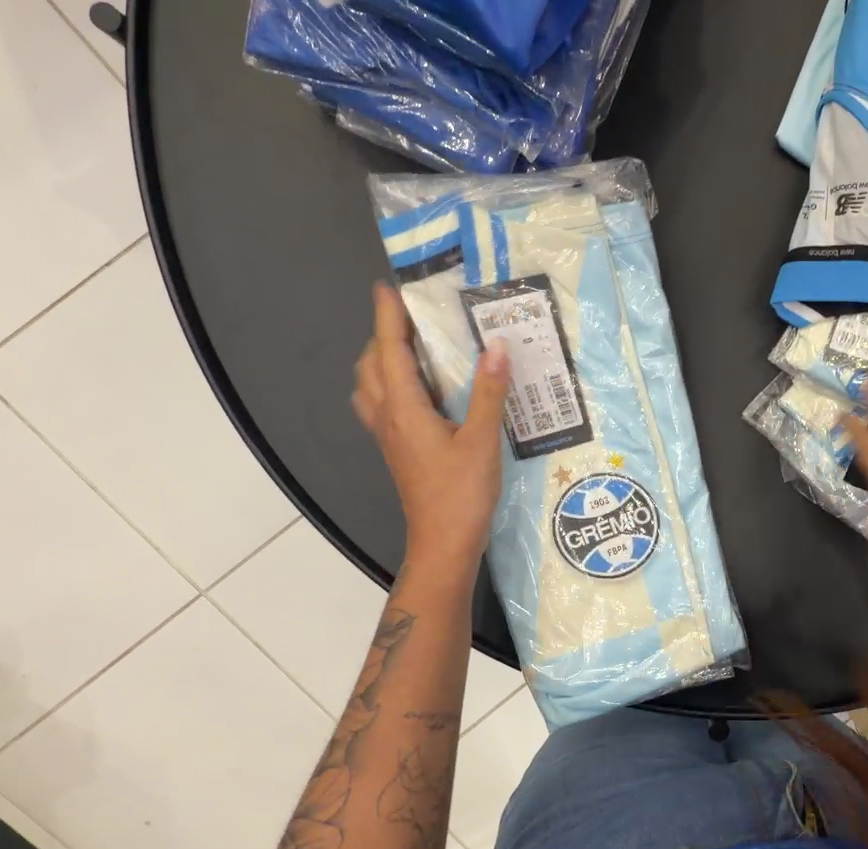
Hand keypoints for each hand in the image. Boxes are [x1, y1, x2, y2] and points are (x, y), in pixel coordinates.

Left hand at [353, 282, 509, 583]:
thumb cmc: (461, 493)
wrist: (443, 542)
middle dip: (384, 335)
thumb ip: (487, 392)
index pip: (390, 350)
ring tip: (412, 350)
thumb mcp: (481, 440)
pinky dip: (389, 386)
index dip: (388, 316)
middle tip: (413, 318)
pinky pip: (381, 406)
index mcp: (404, 408)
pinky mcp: (397, 451)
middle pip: (372, 364)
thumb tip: (496, 346)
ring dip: (382, 361)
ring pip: (370, 386)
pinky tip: (418, 393)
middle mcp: (388, 417)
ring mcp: (388, 436)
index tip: (388, 286)